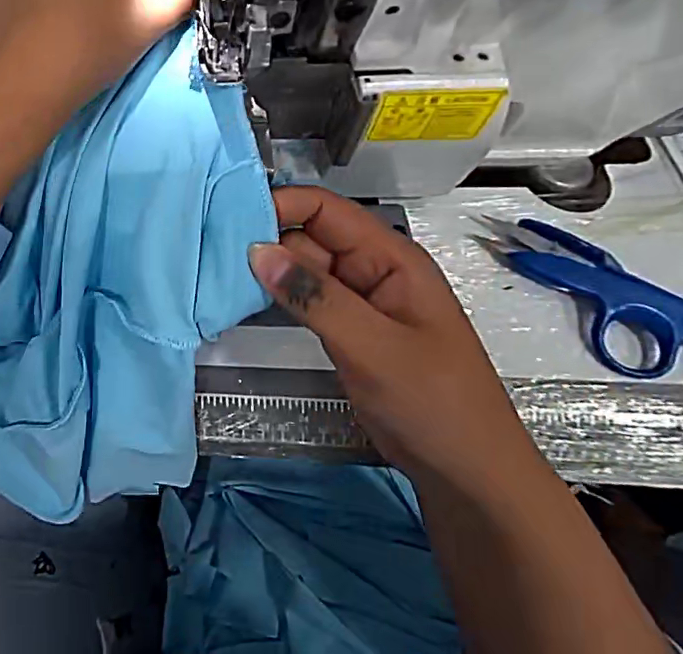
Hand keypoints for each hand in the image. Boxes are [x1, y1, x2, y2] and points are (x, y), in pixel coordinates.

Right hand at [247, 188, 545, 493]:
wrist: (469, 476)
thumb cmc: (435, 405)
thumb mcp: (374, 347)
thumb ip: (315, 297)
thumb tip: (257, 250)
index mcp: (390, 257)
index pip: (326, 209)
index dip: (282, 206)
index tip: (232, 220)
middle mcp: (371, 269)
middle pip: (309, 236)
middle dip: (266, 238)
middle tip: (213, 251)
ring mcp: (358, 301)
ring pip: (304, 268)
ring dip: (268, 269)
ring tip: (219, 271)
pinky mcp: (347, 329)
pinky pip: (307, 299)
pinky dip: (279, 298)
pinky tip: (245, 300)